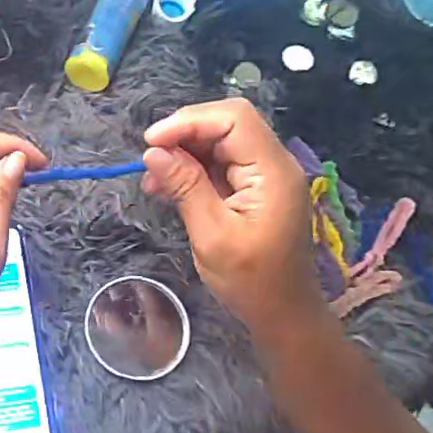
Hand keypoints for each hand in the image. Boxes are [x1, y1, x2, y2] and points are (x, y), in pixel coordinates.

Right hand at [141, 99, 321, 333]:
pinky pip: (221, 166)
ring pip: (221, 144)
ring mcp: (265, 176)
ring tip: (153, 179)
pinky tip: (167, 188)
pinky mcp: (255, 190)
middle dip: (184, 134)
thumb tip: (153, 153)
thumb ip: (185, 187)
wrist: (282, 313)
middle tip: (150, 158)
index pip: (233, 119)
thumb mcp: (212, 235)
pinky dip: (193, 170)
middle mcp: (274, 164)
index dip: (189, 121)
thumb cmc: (250, 281)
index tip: (150, 143)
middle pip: (228, 125)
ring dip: (184, 154)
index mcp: (272, 171)